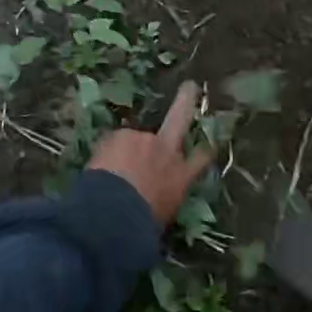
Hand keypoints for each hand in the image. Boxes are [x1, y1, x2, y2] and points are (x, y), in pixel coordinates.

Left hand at [87, 81, 212, 226]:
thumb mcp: (161, 213)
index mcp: (181, 178)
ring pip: (133, 141)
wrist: (115, 215)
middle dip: (186, 101)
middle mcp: (169, 153)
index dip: (208, 144)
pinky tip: (98, 171)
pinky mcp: (123, 135)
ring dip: (124, 152)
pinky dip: (107, 154)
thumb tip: (150, 195)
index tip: (213, 136)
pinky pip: (113, 143)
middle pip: (180, 120)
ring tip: (108, 176)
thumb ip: (161, 196)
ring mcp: (146, 140)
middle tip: (191, 86)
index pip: (202, 157)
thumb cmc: (141, 225)